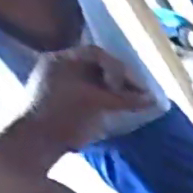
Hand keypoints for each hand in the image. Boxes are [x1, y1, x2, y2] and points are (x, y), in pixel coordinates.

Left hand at [20, 47, 153, 150]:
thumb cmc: (63, 113)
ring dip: (120, 90)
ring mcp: (69, 85)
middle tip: (138, 93)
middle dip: (122, 79)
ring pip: (101, 81)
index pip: (97, 54)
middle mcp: (65, 68)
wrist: (39, 139)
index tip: (124, 87)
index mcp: (62, 60)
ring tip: (134, 102)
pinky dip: (114, 99)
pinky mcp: (74, 101)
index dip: (116, 68)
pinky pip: (99, 94)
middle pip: (101, 67)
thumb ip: (126, 99)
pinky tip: (125, 108)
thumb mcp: (96, 102)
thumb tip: (153, 100)